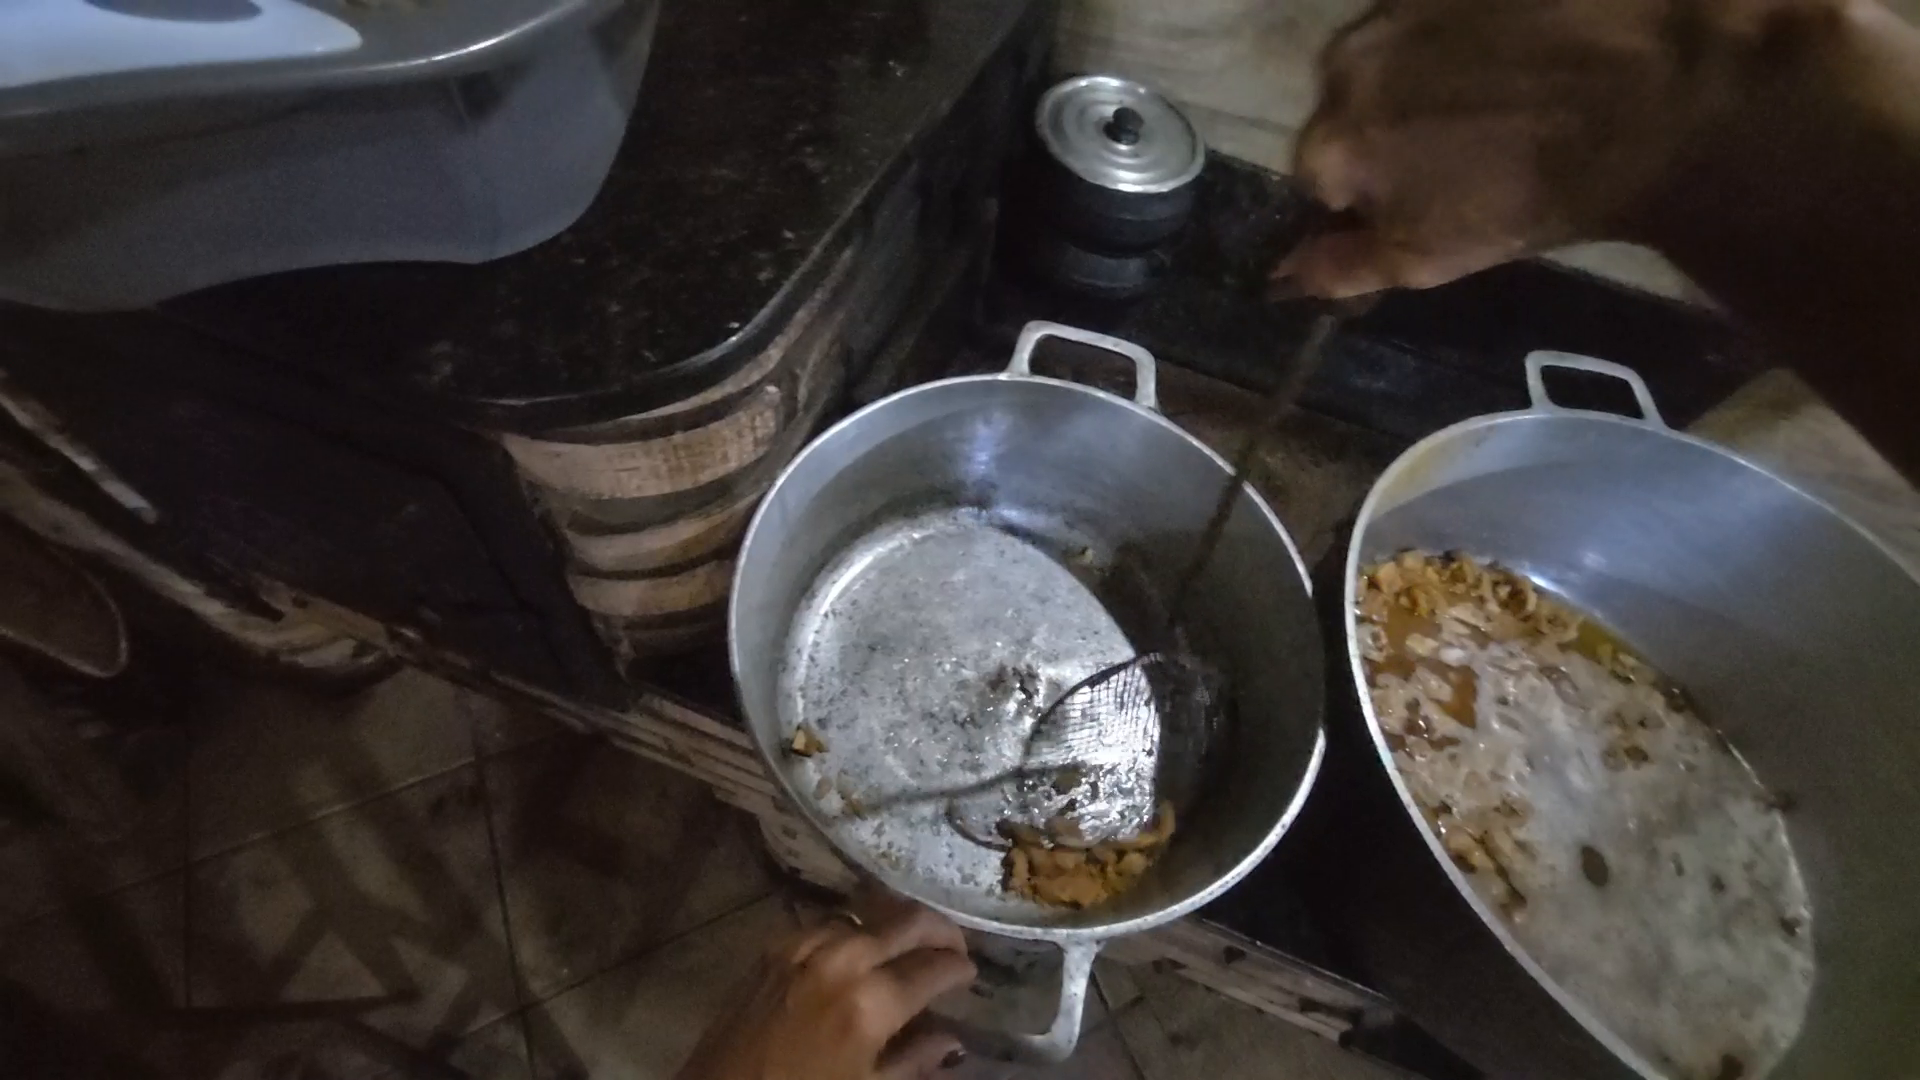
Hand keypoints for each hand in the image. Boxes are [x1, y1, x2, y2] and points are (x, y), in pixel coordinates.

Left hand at [674, 888, 978, 1079]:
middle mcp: (842, 959)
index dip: (958, 967)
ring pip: (868, 913)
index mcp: (869, 1004)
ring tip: (911, 942)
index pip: (932, 967)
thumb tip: (951, 1038)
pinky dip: (856, 929)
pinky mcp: (775, 946)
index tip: (971, 970)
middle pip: (906, 920)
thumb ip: (913, 1062)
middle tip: (954, 944)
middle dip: (939, 928)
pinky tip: (862, 946)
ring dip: (896, 924)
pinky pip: (830, 922)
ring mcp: (804, 945)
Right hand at [1274, 0, 1845, 296]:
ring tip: (1496, 82)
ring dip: (1421, 67)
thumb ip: (1335, 267)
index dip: (1359, 190)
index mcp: (1331, 138)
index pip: (1316, 173)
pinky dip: (1466, 24)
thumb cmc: (1530, 196)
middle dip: (1382, 121)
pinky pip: (1441, 7)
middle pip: (1345, 100)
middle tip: (1457, 135)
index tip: (1413, 195)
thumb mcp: (1422, 259)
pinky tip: (1518, 42)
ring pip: (1391, 45)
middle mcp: (1349, 57)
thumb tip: (1277, 275)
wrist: (1679, 91)